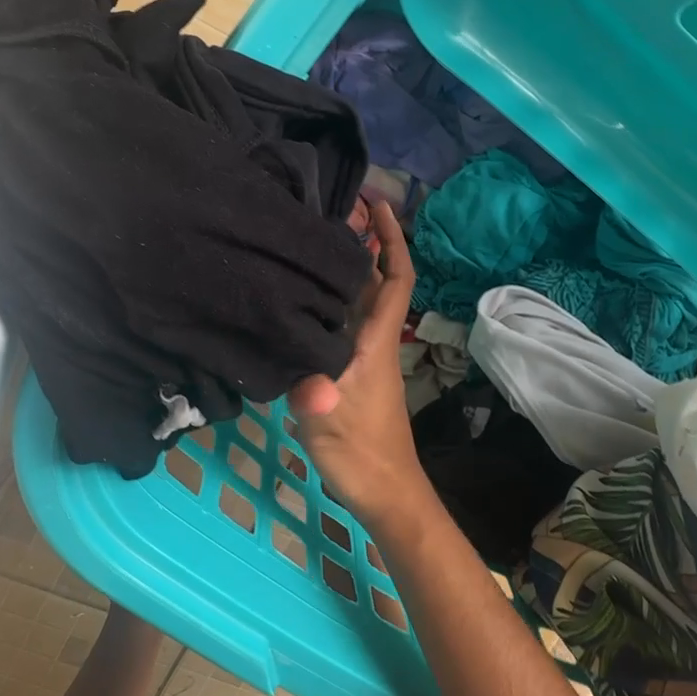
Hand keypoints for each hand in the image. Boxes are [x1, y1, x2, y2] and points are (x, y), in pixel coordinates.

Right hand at [287, 200, 427, 525]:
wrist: (384, 491)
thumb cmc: (361, 452)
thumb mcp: (331, 424)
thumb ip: (317, 398)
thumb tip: (302, 381)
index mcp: (377, 341)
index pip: (395, 277)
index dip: (393, 238)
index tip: (378, 204)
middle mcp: (374, 340)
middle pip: (375, 279)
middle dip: (364, 241)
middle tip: (333, 209)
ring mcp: (363, 356)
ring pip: (358, 300)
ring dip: (345, 267)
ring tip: (311, 239)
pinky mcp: (350, 371)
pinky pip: (342, 322)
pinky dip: (329, 300)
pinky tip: (300, 296)